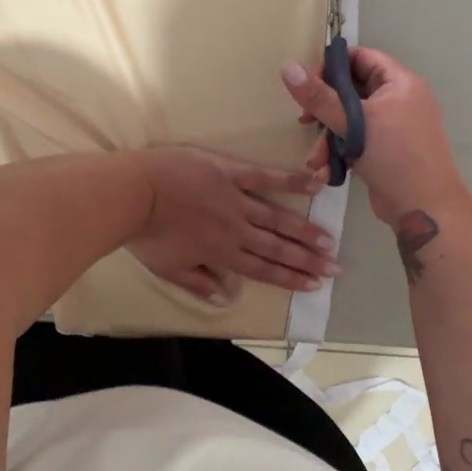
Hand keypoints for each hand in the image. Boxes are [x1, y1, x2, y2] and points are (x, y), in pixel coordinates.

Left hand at [125, 146, 338, 302]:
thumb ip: (199, 283)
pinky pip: (264, 176)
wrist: (134, 193)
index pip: (262, 269)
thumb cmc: (145, 234)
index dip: (290, 277)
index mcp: (221, 253)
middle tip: (336, 267)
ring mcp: (234, 199)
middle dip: (307, 259)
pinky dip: (290, 181)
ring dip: (304, 229)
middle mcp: (235, 229)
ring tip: (329, 239)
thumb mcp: (168, 268)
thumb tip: (228, 298)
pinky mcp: (228, 172)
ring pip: (276, 217)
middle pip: (276, 247)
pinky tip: (314, 184)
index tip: (315, 284)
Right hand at [281, 49, 468, 226]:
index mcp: (401, 83)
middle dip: (324, 110)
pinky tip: (325, 171)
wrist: (424, 208)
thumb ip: (319, 96)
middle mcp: (399, 100)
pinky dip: (339, 152)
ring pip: (349, 120)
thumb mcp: (352, 123)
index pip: (361, 58)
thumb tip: (287, 67)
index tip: (307, 85)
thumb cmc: (395, 156)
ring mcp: (393, 126)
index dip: (332, 66)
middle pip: (351, 90)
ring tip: (315, 160)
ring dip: (327, 139)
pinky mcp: (385, 150)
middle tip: (304, 121)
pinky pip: (356, 140)